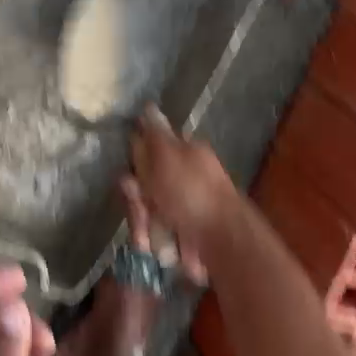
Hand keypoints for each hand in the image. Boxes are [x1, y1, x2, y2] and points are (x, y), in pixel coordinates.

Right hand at [128, 104, 239, 260]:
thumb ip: (153, 134)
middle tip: (143, 210)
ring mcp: (187, 208)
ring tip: (152, 239)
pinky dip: (159, 243)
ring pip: (148, 212)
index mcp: (186, 154)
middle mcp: (185, 178)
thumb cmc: (192, 194)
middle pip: (144, 185)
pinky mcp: (187, 234)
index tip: (131, 181)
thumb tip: (148, 106)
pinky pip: (159, 235)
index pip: (149, 150)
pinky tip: (167, 249)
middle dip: (137, 202)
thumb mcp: (167, 157)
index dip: (136, 165)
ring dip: (145, 226)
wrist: (224, 243)